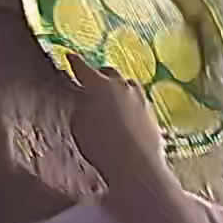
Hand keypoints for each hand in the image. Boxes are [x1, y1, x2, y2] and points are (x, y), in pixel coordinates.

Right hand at [66, 55, 171, 192]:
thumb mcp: (78, 127)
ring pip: (128, 84)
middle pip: (109, 72)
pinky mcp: (152, 114)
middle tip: (92, 81)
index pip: (83, 68)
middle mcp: (122, 86)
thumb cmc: (101, 146)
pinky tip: (126, 114)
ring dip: (118, 87)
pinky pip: (139, 101)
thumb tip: (85, 104)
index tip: (70, 56)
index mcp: (99, 85)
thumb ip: (80, 110)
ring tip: (112, 96)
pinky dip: (130, 103)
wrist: (137, 167)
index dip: (75, 62)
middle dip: (99, 74)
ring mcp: (140, 98)